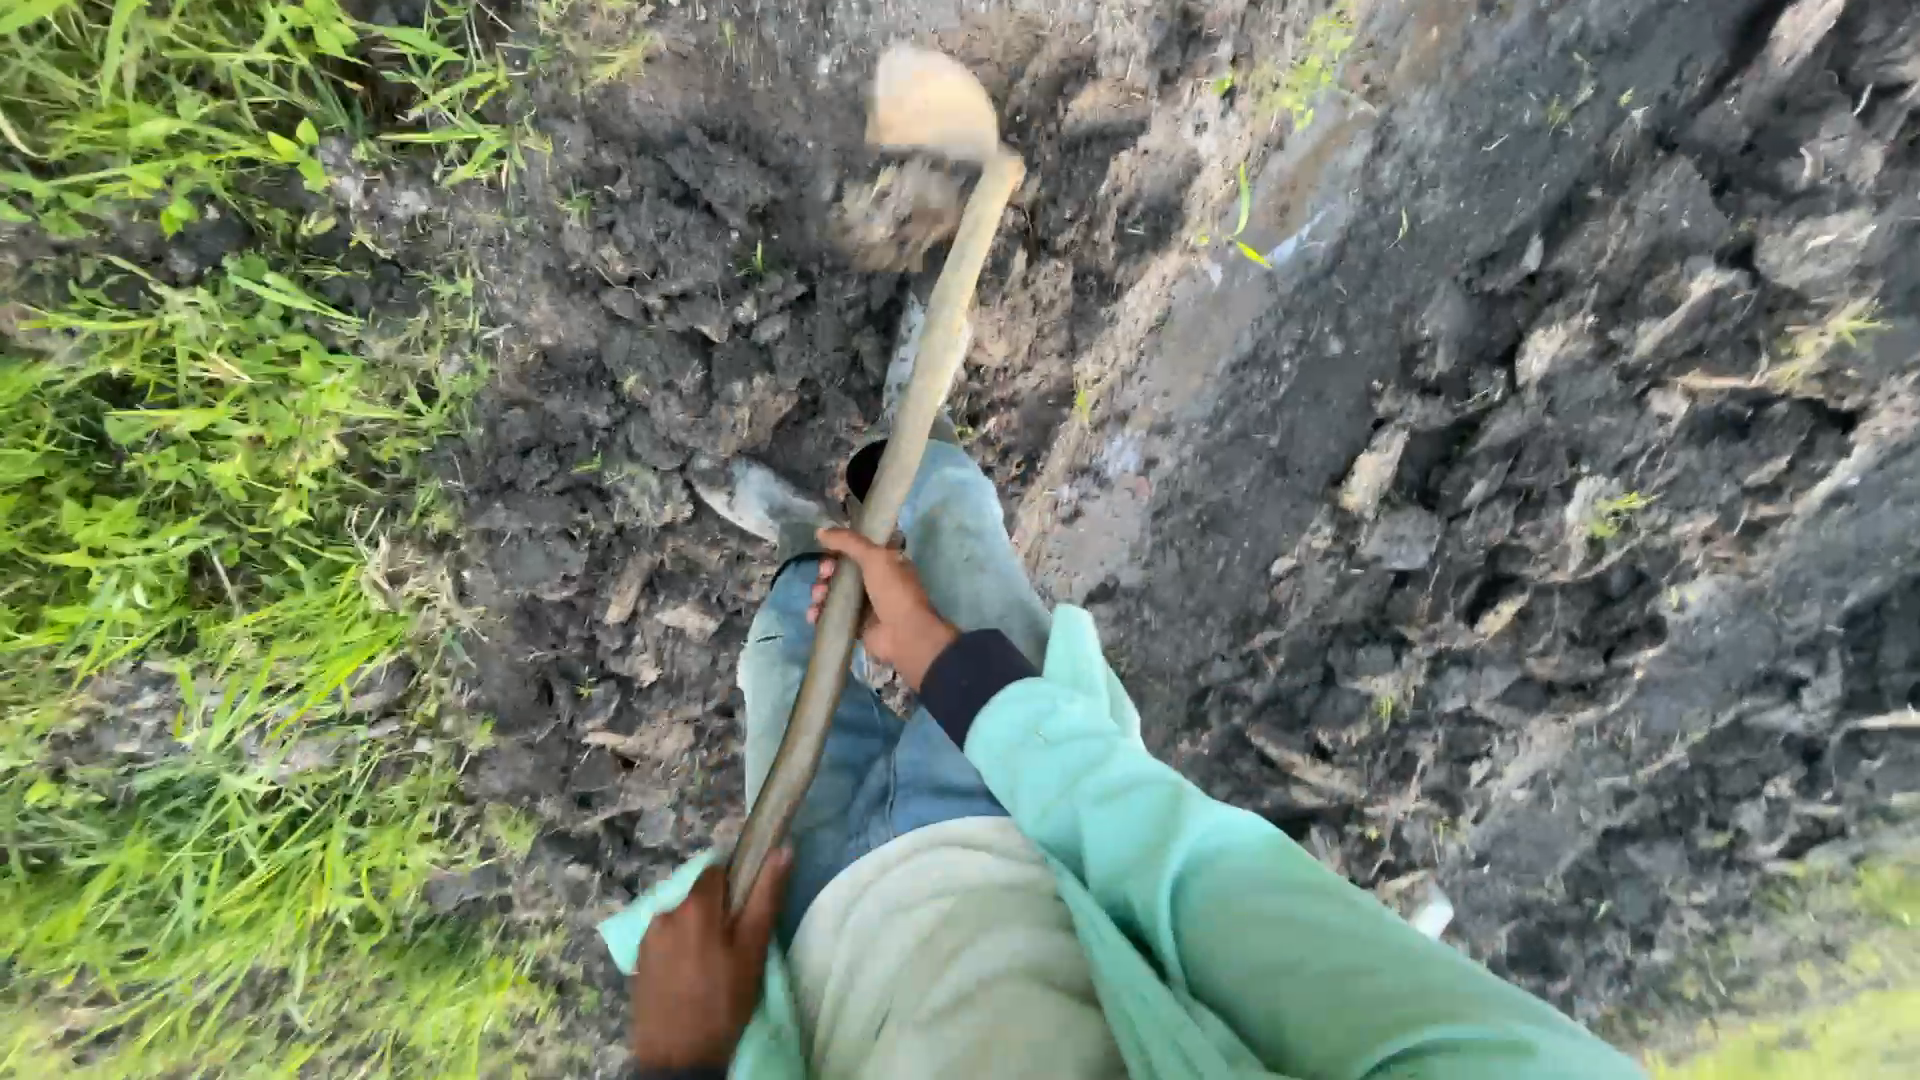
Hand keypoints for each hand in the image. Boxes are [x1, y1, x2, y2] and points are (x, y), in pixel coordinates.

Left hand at [629, 851, 791, 1069]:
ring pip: (682, 919)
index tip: (744, 916)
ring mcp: (646, 940)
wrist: (678, 1062)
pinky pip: (666, 940)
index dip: (735, 889)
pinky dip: (680, 950)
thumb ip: (766, 895)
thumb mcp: (753, 948)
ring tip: (711, 967)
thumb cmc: (723, 1001)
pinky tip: (690, 978)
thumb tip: (782, 849)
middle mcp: (664, 913)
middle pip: (699, 896)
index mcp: (694, 906)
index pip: (718, 872)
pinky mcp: (638, 963)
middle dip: (716, 913)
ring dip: (697, 931)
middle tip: (732, 948)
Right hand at [808, 526, 958, 691]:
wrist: (905, 634)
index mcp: (886, 562)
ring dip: (821, 592)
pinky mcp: (856, 624)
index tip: (829, 553)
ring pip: (834, 592)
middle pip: (842, 571)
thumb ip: (849, 541)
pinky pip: (833, 614)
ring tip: (819, 598)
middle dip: (827, 571)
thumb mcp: (875, 557)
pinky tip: (814, 615)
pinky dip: (820, 613)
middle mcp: (876, 581)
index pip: (856, 550)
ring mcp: (866, 604)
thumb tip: (820, 531)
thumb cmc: (894, 591)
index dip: (839, 550)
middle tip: (824, 575)